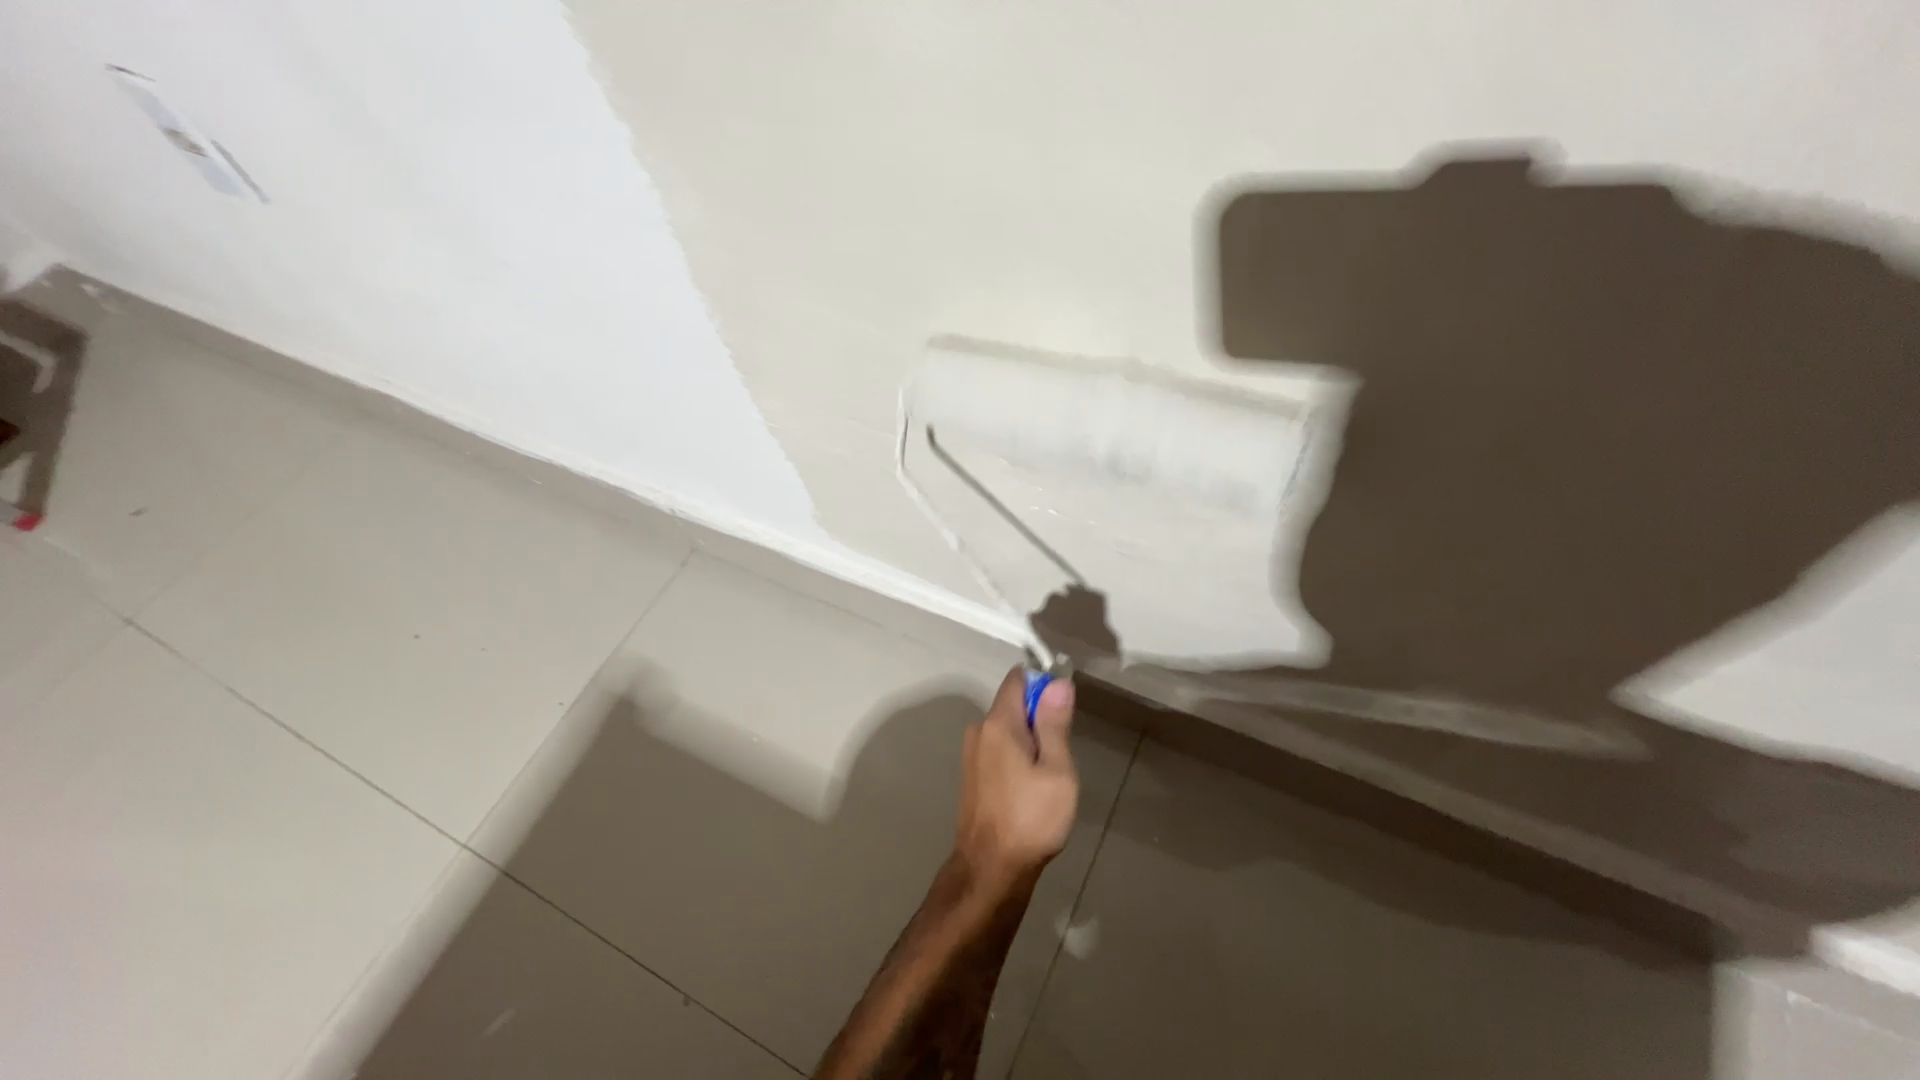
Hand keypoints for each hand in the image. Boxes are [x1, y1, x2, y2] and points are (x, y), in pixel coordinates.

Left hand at [955, 667, 1079, 883]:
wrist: (991, 868)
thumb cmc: (1031, 818)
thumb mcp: (1057, 769)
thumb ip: (1055, 724)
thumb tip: (1057, 683)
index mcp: (998, 723)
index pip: (1018, 679)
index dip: (1044, 683)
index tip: (1066, 707)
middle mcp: (979, 731)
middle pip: (1014, 704)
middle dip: (1041, 718)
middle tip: (1063, 753)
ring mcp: (973, 754)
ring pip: (1008, 730)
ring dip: (1031, 742)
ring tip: (1050, 777)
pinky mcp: (974, 776)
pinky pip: (1001, 750)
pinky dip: (1019, 758)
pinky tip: (1032, 790)